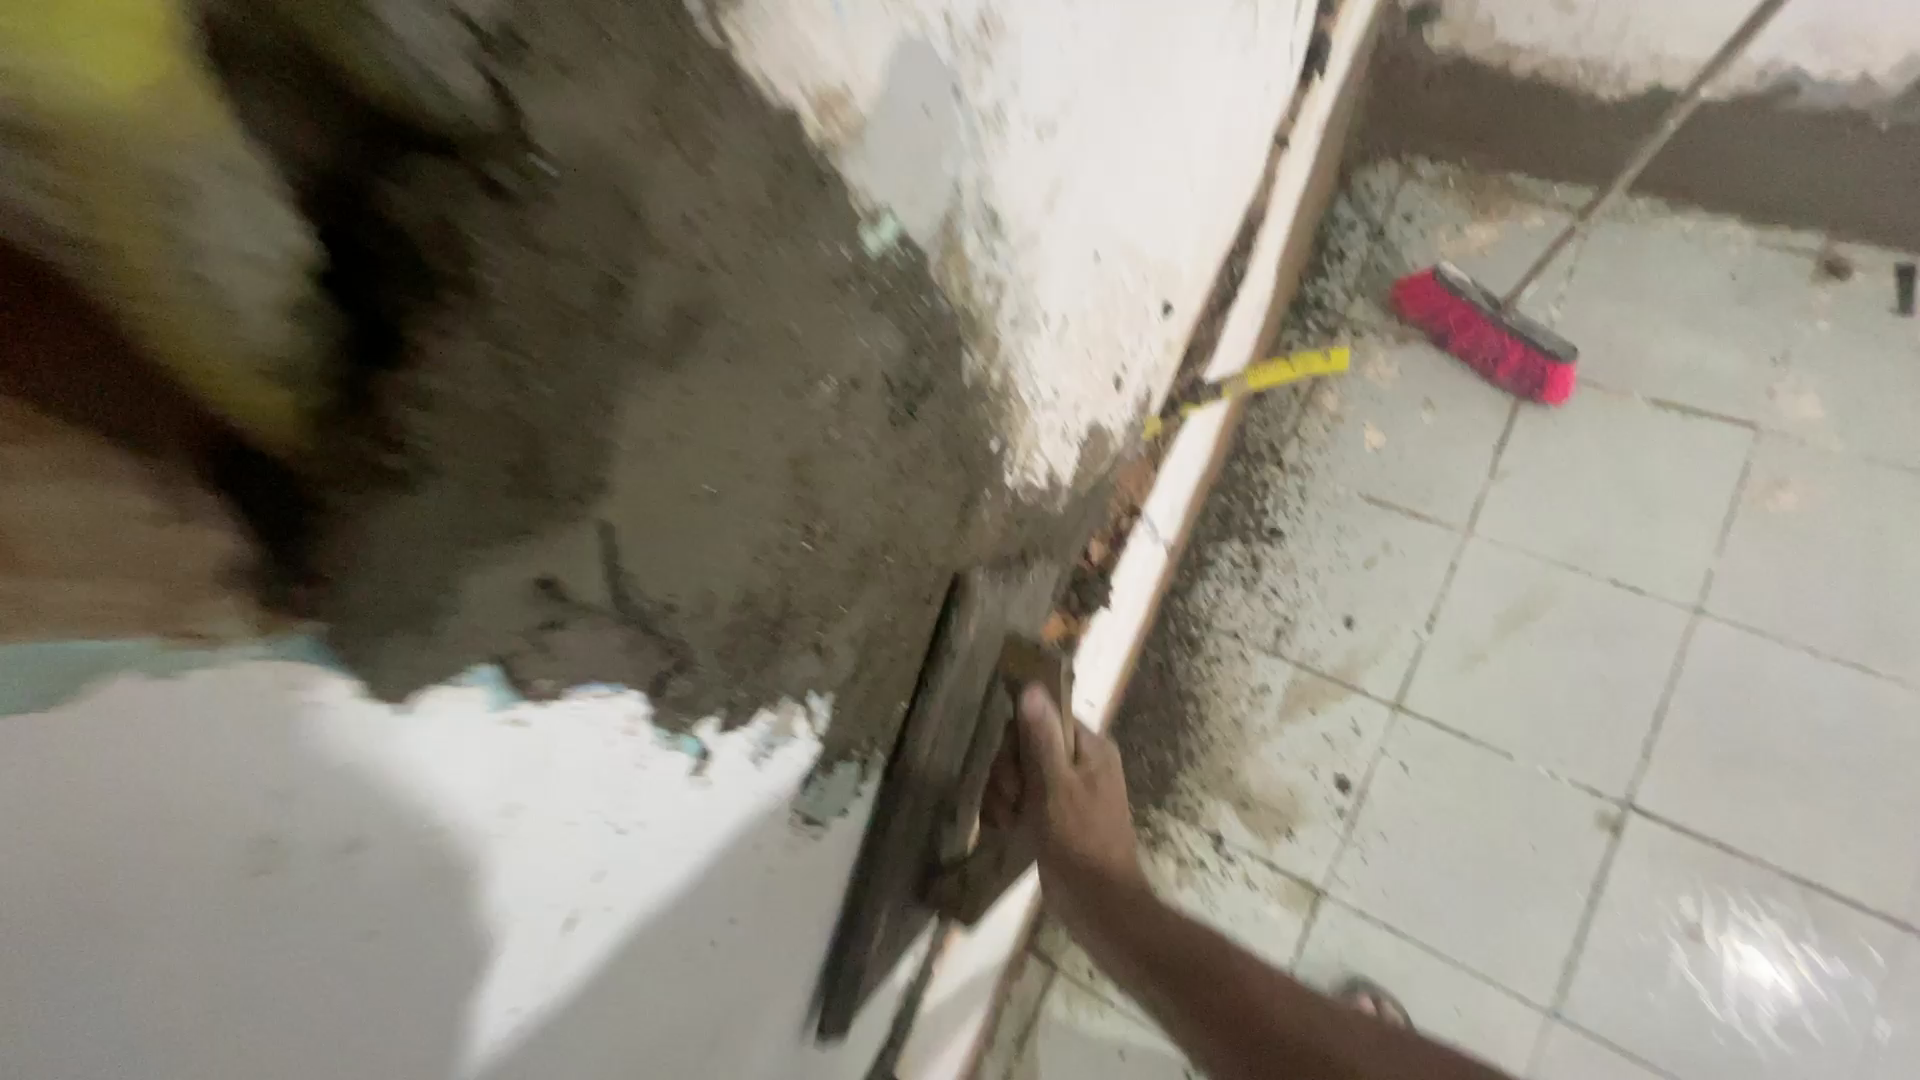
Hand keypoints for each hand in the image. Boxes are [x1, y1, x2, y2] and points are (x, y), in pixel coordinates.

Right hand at [984, 682, 1147, 933]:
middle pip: (1027, 744)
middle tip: (1011, 801)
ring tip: (1010, 821)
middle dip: (1009, 772)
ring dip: (1005, 795)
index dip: (1020, 739)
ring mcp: (1069, 788)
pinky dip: (1011, 810)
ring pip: (1021, 771)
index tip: (1014, 769)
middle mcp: (1082, 761)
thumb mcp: (1055, 786)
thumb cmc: (1080, 842)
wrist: (1098, 905)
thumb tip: (1031, 687)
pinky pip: (1024, 796)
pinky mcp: (1056, 813)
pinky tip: (1008, 828)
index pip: (1044, 716)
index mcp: (1090, 747)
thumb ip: (1041, 738)